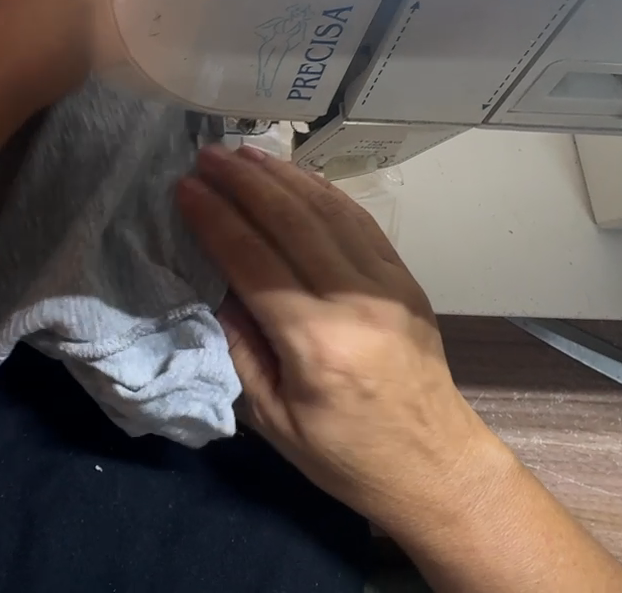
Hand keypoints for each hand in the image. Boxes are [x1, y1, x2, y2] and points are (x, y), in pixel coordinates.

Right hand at [177, 146, 506, 530]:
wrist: (436, 468)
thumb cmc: (344, 454)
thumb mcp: (271, 419)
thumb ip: (239, 345)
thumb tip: (215, 281)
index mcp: (316, 343)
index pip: (253, 260)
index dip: (215, 219)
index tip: (185, 187)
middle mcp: (355, 302)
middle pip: (290, 221)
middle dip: (242, 182)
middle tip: (206, 155)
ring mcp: (387, 284)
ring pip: (325, 210)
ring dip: (279, 175)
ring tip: (241, 153)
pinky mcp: (404, 278)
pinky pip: (357, 219)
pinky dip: (320, 189)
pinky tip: (292, 174)